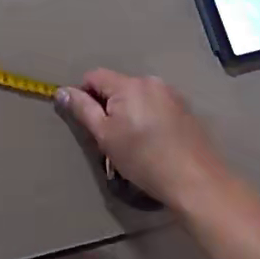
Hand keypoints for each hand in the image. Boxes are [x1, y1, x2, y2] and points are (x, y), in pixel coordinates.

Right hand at [55, 69, 241, 209]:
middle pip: (117, 85)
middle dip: (108, 105)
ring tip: (134, 141)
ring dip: (129, 111)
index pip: (93, 76)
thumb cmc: (144, 159)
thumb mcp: (105, 136)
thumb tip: (62, 91)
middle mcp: (151, 82)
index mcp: (128, 85)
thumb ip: (82, 109)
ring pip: (137, 96)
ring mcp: (172, 95)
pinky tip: (154, 142)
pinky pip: (156, 105)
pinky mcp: (186, 110)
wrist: (197, 182)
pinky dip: (148, 117)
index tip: (89, 121)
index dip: (84, 94)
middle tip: (111, 136)